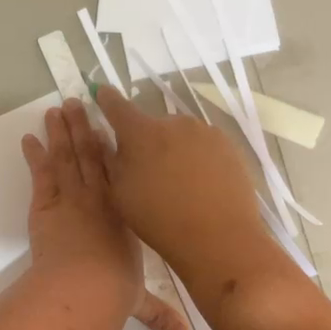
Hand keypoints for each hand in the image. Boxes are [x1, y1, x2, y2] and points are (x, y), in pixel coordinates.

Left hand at [23, 99, 187, 329]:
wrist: (87, 285)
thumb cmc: (116, 289)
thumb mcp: (138, 301)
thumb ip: (157, 312)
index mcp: (127, 216)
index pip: (121, 177)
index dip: (115, 152)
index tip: (112, 131)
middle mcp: (101, 199)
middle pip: (92, 155)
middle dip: (85, 127)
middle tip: (78, 102)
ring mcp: (73, 197)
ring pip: (67, 157)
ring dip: (61, 132)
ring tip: (57, 109)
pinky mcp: (46, 204)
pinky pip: (41, 173)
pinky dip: (35, 154)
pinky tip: (30, 137)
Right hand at [94, 85, 265, 285]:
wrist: (219, 238)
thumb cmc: (159, 220)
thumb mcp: (120, 195)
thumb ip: (113, 163)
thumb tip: (112, 143)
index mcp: (141, 133)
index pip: (117, 107)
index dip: (107, 100)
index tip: (101, 91)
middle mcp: (174, 122)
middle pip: (152, 127)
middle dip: (146, 143)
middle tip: (147, 174)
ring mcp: (205, 132)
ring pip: (179, 137)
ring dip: (173, 151)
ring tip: (178, 185)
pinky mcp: (229, 145)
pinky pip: (203, 146)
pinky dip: (197, 159)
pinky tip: (199, 186)